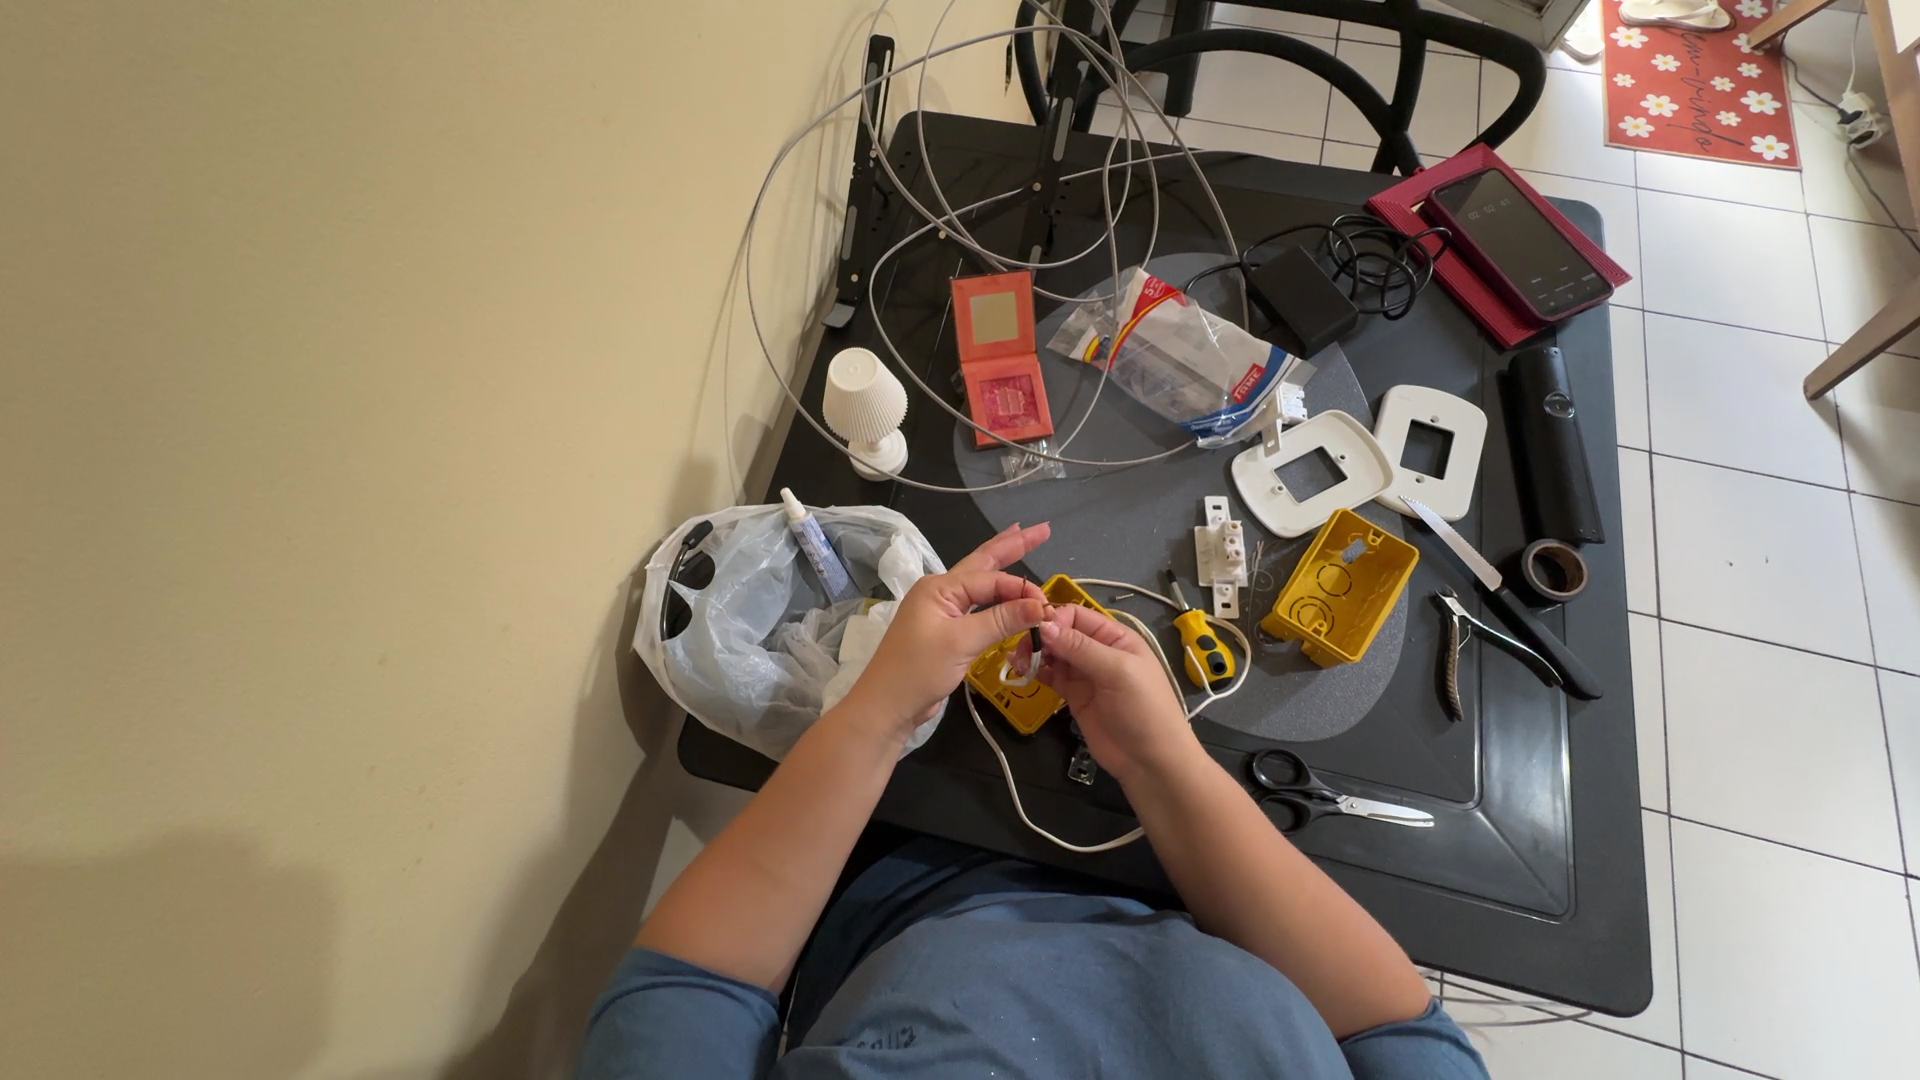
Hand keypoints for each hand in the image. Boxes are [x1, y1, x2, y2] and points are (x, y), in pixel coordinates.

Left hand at [840, 523, 1051, 735]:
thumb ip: (1002, 620)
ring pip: (980, 582)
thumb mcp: (961, 642)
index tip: (1047, 606)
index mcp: (939, 587)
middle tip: (1041, 529)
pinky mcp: (947, 632)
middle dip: (1011, 545)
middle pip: (983, 563)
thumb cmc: (918, 670)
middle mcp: (940, 592)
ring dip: (1002, 565)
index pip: (991, 579)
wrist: (887, 706)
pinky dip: (996, 597)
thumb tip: (1041, 605)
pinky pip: (978, 607)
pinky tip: (1004, 591)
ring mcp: (942, 612)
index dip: (1021, 589)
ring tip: (1021, 541)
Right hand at [1037, 604, 1195, 784]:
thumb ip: (1080, 648)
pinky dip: (1036, 671)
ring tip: (1018, 662)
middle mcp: (1098, 650)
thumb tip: (1044, 626)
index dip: (1054, 620)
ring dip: (1034, 654)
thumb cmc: (1144, 709)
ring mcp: (1085, 674)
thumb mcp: (1117, 672)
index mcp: (1115, 637)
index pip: (1077, 616)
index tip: (1035, 633)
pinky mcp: (1073, 695)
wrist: (1151, 762)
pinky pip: (1051, 676)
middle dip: (1040, 637)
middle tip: (1021, 651)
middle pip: (1061, 633)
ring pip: (1053, 654)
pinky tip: (1022, 671)